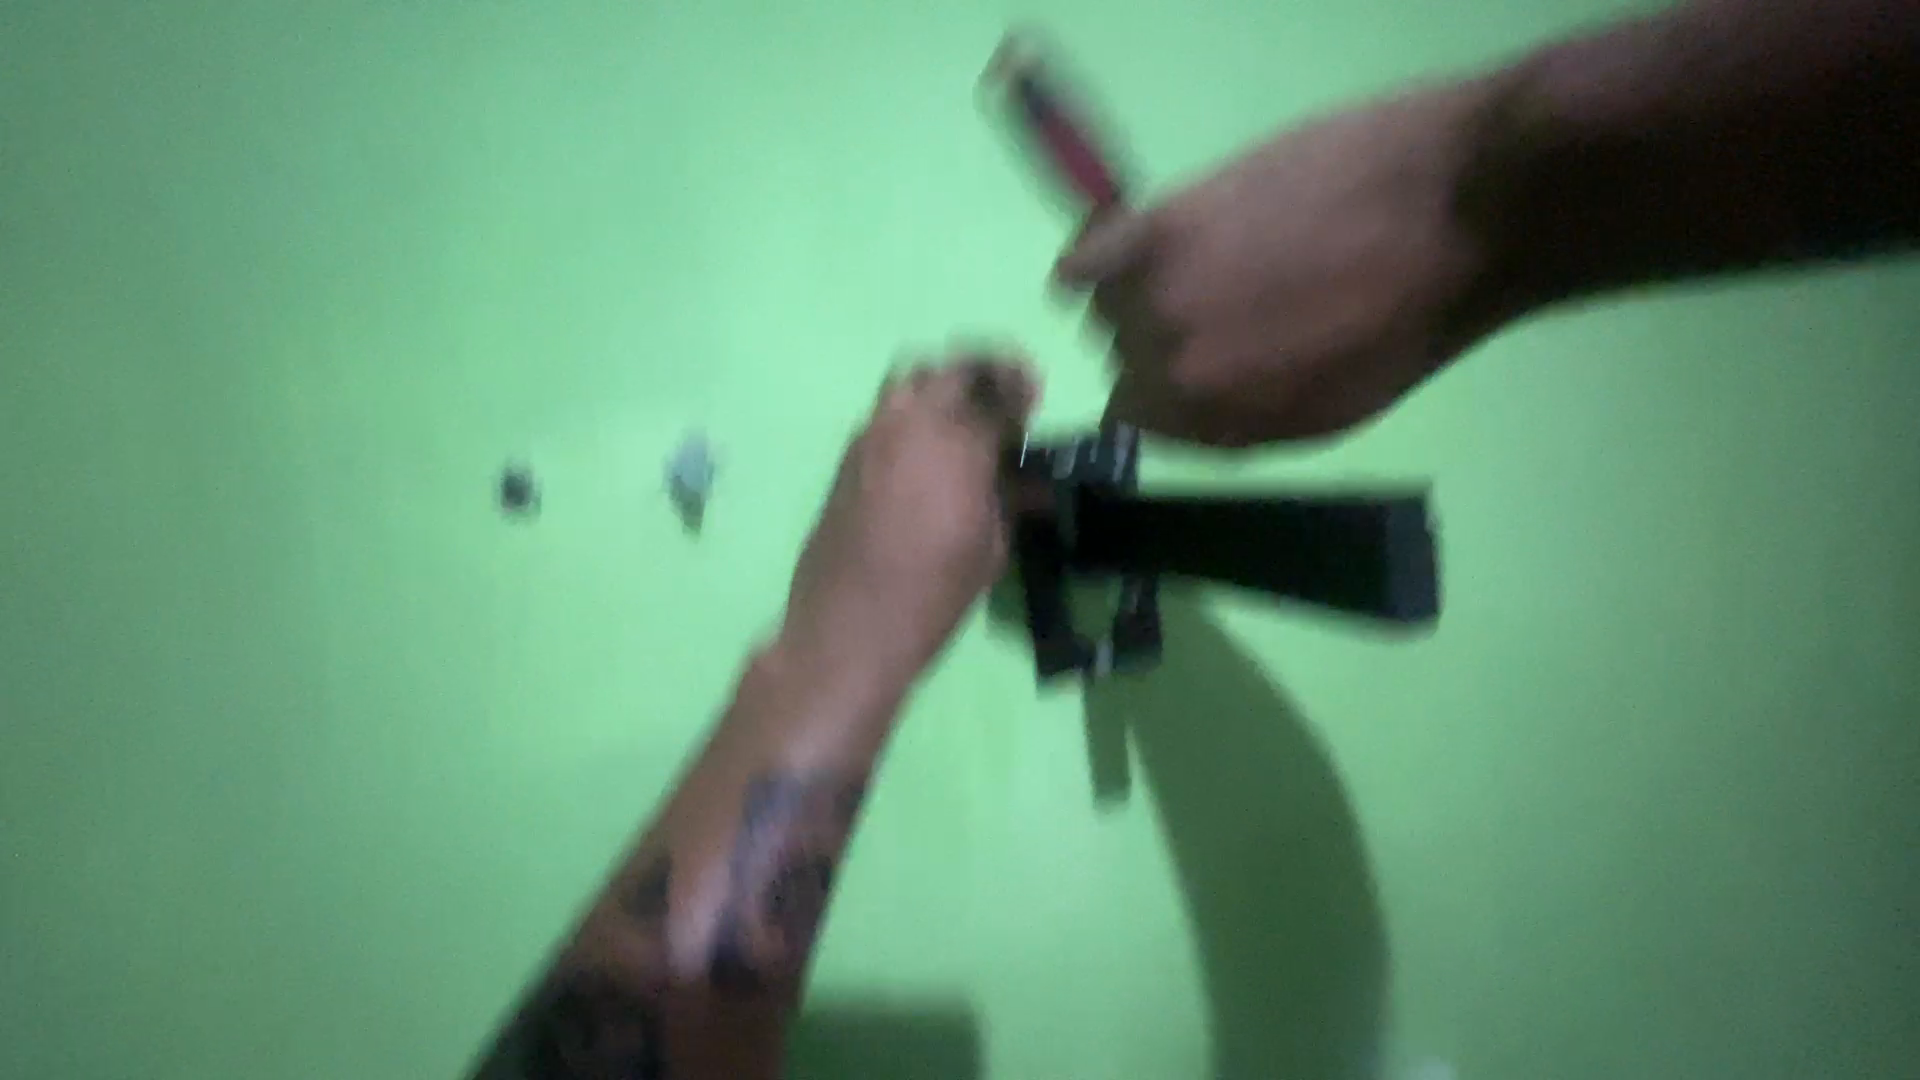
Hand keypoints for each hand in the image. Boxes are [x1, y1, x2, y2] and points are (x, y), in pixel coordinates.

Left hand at [777, 352, 1039, 690]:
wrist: (847, 627)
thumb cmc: (932, 596)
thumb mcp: (990, 549)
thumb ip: (1009, 501)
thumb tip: (1031, 484)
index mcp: (957, 443)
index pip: (998, 392)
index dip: (1022, 389)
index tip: (1034, 397)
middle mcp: (910, 423)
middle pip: (951, 369)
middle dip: (984, 374)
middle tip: (1003, 398)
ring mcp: (871, 436)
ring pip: (909, 380)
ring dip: (942, 386)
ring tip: (962, 418)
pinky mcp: (846, 457)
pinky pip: (884, 414)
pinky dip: (912, 415)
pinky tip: (925, 453)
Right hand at [1055, 79, 1523, 446]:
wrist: (1459, 210)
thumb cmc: (1403, 329)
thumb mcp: (1321, 420)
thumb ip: (1229, 428)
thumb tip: (1174, 422)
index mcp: (1199, 413)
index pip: (1126, 420)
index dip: (1156, 400)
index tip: (1182, 379)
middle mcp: (1160, 356)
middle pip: (1117, 358)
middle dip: (1158, 346)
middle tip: (1216, 313)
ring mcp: (1156, 282)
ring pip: (1106, 306)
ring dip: (1139, 294)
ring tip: (1197, 270)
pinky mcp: (1163, 216)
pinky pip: (1084, 257)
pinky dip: (1089, 260)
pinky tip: (1117, 256)